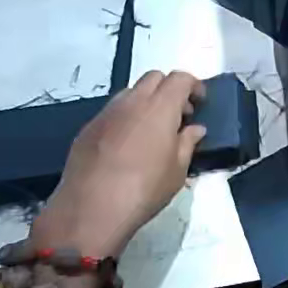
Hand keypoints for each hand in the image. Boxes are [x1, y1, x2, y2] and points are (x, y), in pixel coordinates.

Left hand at [31, 70, 206, 264]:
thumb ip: (188, 142)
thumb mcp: (178, 169)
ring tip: (152, 131)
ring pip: (131, 92)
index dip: (193, 86)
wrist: (91, 209)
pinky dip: (126, 117)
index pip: (180, 78)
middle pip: (154, 78)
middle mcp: (132, 102)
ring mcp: (107, 113)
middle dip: (169, 89)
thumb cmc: (145, 189)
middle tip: (178, 116)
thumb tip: (194, 129)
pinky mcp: (88, 128)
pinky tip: (128, 145)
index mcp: (160, 107)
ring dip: (146, 102)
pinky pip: (113, 111)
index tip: (199, 104)